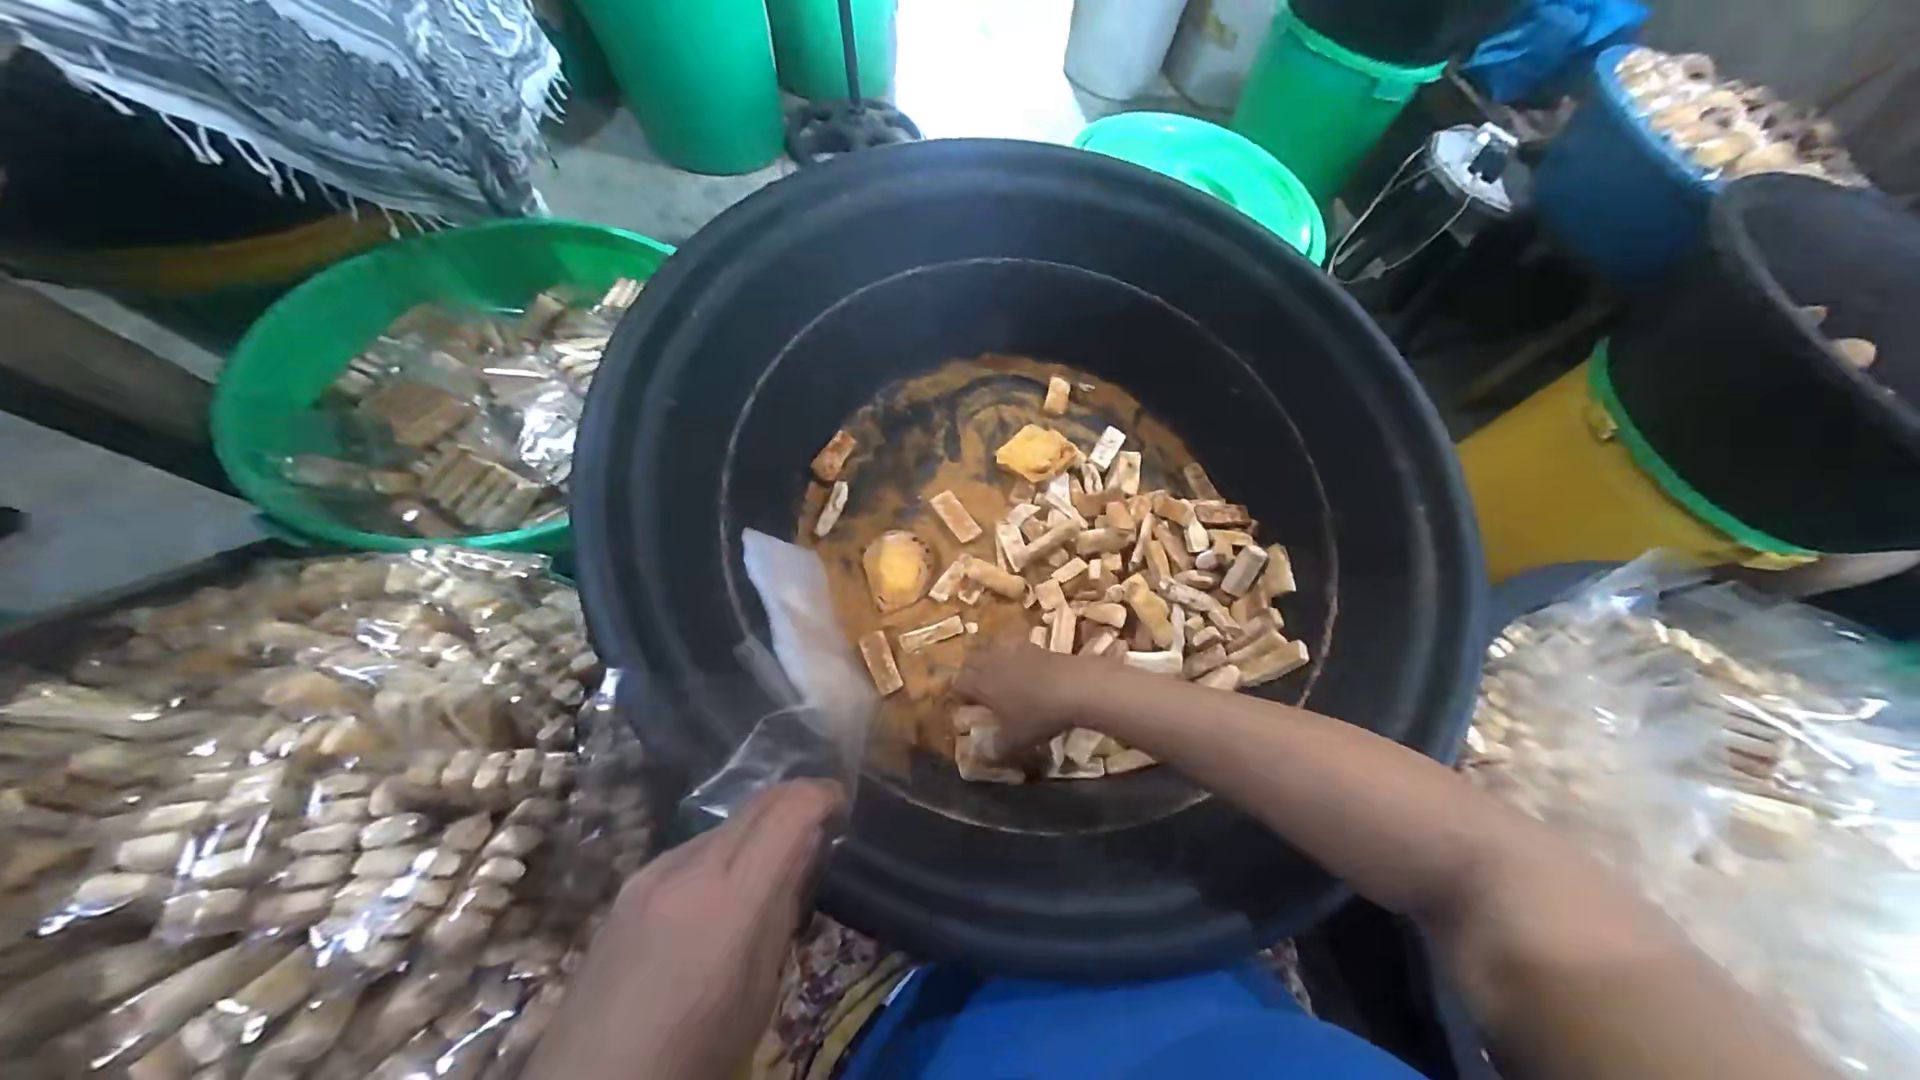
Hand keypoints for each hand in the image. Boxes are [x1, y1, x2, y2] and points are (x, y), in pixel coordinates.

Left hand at [523, 780, 844, 1079]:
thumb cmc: (694, 1057)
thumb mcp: (759, 991)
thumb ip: (783, 908)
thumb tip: (807, 847)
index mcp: (731, 900)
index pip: (789, 809)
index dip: (822, 794)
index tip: (841, 806)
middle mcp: (690, 868)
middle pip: (759, 801)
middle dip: (797, 798)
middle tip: (821, 823)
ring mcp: (653, 871)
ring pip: (728, 824)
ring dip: (760, 828)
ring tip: (770, 871)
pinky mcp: (630, 884)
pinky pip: (694, 848)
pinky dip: (725, 853)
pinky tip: (720, 897)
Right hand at [955, 643, 1102, 752]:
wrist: (1074, 685)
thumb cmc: (1037, 715)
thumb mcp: (1015, 740)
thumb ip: (994, 748)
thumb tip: (980, 755)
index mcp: (978, 682)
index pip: (957, 684)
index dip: (958, 695)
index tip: (964, 707)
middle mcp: (989, 660)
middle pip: (970, 662)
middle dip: (970, 675)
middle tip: (979, 692)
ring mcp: (1012, 648)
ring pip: (990, 649)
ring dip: (990, 661)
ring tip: (999, 677)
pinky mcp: (1033, 644)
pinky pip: (1013, 646)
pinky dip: (1012, 656)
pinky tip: (1024, 669)